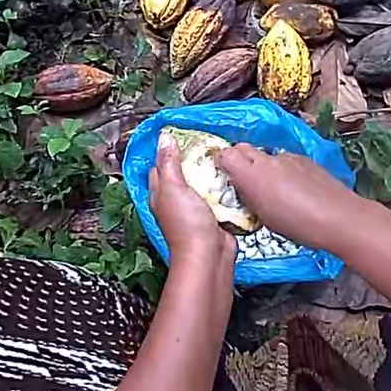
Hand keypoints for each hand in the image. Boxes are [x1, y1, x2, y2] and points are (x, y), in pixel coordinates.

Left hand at [148, 134, 235, 280]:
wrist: (209, 256)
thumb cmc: (187, 224)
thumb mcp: (174, 187)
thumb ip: (169, 163)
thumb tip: (163, 138)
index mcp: (160, 193)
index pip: (159, 166)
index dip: (166, 150)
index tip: (180, 134)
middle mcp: (176, 200)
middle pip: (182, 173)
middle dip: (192, 159)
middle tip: (206, 142)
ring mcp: (195, 208)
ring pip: (201, 184)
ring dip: (210, 172)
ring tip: (221, 155)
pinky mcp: (213, 216)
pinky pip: (218, 196)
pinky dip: (223, 187)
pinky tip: (231, 177)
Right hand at [215, 144, 370, 250]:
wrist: (339, 217)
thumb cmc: (299, 225)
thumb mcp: (265, 216)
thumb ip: (250, 195)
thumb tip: (244, 186)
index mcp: (252, 176)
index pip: (226, 154)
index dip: (221, 160)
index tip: (221, 171)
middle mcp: (268, 161)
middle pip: (243, 148)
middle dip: (238, 158)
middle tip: (241, 176)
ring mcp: (288, 157)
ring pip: (266, 155)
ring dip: (263, 165)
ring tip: (273, 186)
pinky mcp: (305, 159)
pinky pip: (285, 159)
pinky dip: (283, 168)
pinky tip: (294, 186)